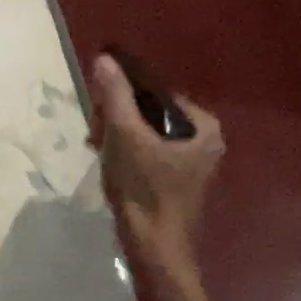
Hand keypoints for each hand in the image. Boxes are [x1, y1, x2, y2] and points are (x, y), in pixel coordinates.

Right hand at [89, 52, 225, 265]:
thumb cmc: (144, 186)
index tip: (101, 110)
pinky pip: (146, 144)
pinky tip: (108, 157)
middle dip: (117, 115)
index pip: (154, 90)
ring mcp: (191, 158)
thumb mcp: (125, 134)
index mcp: (203, 126)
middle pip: (148, 108)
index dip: (123, 95)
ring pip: (143, 127)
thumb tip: (105, 58)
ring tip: (99, 146)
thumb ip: (116, 95)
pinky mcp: (175, 173)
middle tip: (98, 131)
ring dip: (116, 131)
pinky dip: (124, 146)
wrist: (153, 243)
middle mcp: (203, 138)